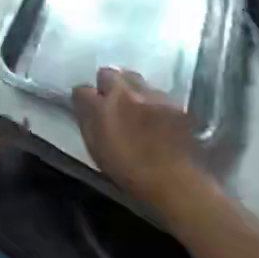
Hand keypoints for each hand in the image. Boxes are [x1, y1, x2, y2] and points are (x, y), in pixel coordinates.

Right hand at [70, 67, 206, 207]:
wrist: (176, 183)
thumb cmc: (128, 170)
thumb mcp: (95, 147)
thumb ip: (87, 119)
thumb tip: (84, 103)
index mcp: (103, 106)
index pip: (82, 89)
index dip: (83, 98)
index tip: (87, 107)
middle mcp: (127, 94)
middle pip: (110, 73)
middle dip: (107, 83)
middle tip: (110, 101)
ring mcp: (154, 97)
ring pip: (136, 80)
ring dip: (131, 90)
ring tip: (136, 108)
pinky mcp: (176, 105)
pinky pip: (158, 93)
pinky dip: (153, 101)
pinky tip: (157, 118)